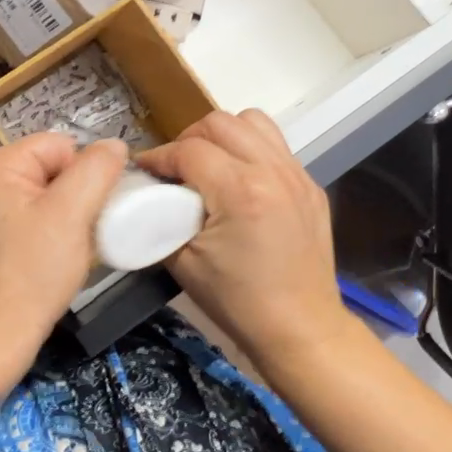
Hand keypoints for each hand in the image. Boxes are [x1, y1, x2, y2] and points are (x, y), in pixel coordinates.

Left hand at [0, 134, 128, 350]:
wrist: (8, 325)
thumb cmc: (37, 267)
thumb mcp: (73, 211)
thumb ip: (97, 169)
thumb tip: (115, 144)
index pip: (61, 145)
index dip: (84, 172)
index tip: (87, 208)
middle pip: (56, 165)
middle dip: (78, 192)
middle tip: (82, 226)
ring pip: (54, 190)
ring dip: (73, 210)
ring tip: (74, 239)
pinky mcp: (2, 228)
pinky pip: (44, 210)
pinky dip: (60, 224)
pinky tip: (62, 247)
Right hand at [135, 110, 353, 366]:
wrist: (300, 329)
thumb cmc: (236, 301)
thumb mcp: (182, 263)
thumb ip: (159, 220)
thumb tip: (143, 198)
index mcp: (239, 191)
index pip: (187, 150)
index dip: (158, 157)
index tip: (142, 171)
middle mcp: (271, 172)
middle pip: (219, 123)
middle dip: (188, 140)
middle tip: (174, 169)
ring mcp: (297, 176)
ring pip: (253, 122)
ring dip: (223, 135)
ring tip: (208, 164)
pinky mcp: (309, 186)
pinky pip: (275, 146)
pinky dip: (249, 150)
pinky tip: (238, 180)